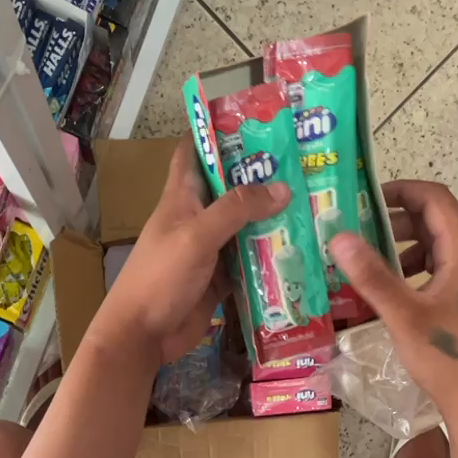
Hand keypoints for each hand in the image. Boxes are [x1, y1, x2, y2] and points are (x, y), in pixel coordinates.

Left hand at [92, 142, 289, 365]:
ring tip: (313, 203)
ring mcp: (209, 253)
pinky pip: (248, 265)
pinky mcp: (219, 282)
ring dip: (272, 221)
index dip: (217, 134)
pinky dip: (269, 259)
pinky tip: (299, 250)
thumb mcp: (197, 236)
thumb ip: (236, 210)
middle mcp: (197, 220)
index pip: (195, 154)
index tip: (254, 122)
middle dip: (261, 178)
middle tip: (305, 164)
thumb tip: (282, 189)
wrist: (144, 335)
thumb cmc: (160, 278)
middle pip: (231, 191)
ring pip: (244, 229)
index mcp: (182, 198)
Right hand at [330, 181, 457, 429]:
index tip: (367, 199)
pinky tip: (386, 292)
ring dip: (400, 248)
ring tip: (367, 263)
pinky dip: (410, 272)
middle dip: (395, 222)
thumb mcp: (403, 315)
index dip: (402, 191)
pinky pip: (436, 271)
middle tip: (358, 233)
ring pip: (434, 248)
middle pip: (434, 222)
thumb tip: (340, 238)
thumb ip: (372, 275)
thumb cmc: (445, 357)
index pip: (436, 200)